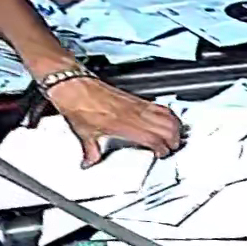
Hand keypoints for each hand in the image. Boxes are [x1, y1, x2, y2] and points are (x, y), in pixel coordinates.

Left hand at [45, 76, 182, 166]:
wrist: (71, 84)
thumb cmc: (76, 104)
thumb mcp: (82, 132)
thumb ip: (90, 150)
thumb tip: (89, 162)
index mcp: (125, 127)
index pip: (156, 141)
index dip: (162, 150)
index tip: (160, 154)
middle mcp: (136, 117)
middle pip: (169, 131)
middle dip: (174, 142)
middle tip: (170, 147)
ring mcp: (139, 107)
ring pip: (170, 120)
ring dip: (176, 130)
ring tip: (174, 136)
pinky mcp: (138, 100)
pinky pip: (163, 108)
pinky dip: (170, 116)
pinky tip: (169, 120)